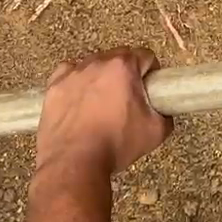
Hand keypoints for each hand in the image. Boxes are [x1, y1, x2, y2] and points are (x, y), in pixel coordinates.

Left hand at [34, 47, 170, 180]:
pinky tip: (79, 100)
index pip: (146, 56)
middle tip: (126, 101)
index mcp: (124, 66)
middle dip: (125, 75)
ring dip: (100, 78)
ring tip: (101, 104)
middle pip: (119, 58)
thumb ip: (166, 113)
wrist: (74, 165)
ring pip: (94, 65)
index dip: (151, 74)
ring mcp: (73, 73)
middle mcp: (98, 62)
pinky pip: (68, 73)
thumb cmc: (114, 145)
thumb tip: (164, 109)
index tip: (149, 91)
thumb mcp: (156, 132)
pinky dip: (75, 82)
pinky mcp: (54, 87)